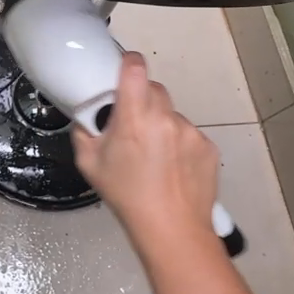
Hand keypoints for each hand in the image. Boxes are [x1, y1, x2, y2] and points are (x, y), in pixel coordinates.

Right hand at [72, 52, 219, 243]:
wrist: (173, 230)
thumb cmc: (125, 195)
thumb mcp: (88, 163)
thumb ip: (85, 131)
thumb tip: (88, 116)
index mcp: (134, 117)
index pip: (135, 68)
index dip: (128, 63)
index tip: (123, 69)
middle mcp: (165, 118)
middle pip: (154, 89)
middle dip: (141, 99)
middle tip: (132, 123)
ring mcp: (191, 132)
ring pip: (171, 114)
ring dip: (160, 123)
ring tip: (154, 155)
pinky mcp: (208, 147)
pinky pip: (188, 134)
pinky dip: (178, 143)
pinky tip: (172, 167)